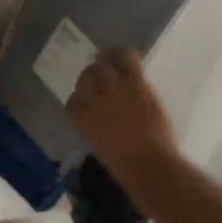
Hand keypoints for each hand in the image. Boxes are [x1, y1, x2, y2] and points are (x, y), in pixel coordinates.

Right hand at [67, 49, 179, 181]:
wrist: (149, 165)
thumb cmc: (125, 168)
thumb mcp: (101, 150)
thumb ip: (96, 133)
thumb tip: (100, 125)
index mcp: (82, 122)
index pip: (72, 102)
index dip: (79, 99)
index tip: (85, 99)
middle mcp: (93, 102)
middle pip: (84, 79)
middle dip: (89, 76)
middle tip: (97, 74)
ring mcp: (113, 92)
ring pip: (102, 67)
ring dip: (104, 62)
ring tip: (108, 58)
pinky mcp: (136, 85)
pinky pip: (126, 61)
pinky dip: (123, 54)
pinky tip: (124, 54)